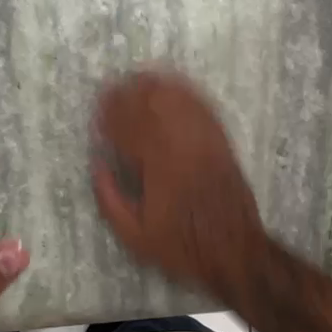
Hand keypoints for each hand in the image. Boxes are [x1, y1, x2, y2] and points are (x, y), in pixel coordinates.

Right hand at [91, 71, 263, 293]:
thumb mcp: (135, 236)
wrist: (235, 250)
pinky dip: (183, 93)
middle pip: (151, 105)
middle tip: (111, 91)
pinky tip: (171, 87)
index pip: (128, 127)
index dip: (110, 115)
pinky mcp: (222, 141)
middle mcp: (182, 145)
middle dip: (128, 94)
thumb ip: (110, 201)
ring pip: (177, 99)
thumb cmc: (183, 246)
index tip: (96, 111)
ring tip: (136, 82)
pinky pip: (201, 106)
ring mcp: (206, 140)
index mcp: (158, 165)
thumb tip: (97, 167)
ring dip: (154, 87)